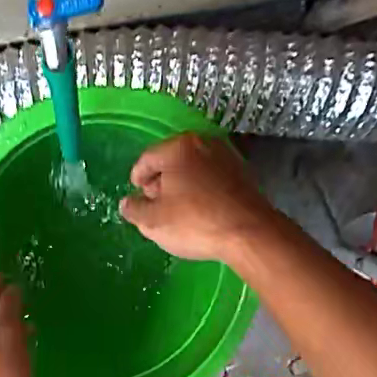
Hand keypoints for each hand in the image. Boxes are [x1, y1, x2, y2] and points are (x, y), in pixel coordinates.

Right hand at [122, 133, 283, 262]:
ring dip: (182, 185)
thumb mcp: (153, 222)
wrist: (248, 233)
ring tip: (176, 209)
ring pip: (194, 167)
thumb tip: (127, 203)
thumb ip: (134, 210)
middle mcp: (204, 143)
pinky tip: (199, 210)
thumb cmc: (194, 223)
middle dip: (160, 180)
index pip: (147, 158)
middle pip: (172, 159)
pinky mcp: (243, 174)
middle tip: (154, 203)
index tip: (135, 192)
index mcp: (178, 147)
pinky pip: (212, 178)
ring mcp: (227, 157)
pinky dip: (201, 189)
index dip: (137, 177)